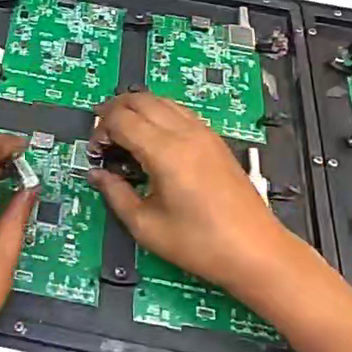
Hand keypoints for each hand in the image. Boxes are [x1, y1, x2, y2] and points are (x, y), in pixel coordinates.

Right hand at [89, 93, 295, 290]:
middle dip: (114, 110)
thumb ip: (115, 194)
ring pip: (161, 100)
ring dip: (137, 108)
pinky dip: (158, 112)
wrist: (255, 251)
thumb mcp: (147, 227)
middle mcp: (185, 133)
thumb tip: (97, 175)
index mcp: (166, 152)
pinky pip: (179, 111)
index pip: (122, 119)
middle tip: (102, 133)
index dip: (101, 130)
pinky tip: (152, 136)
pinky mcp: (214, 140)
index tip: (96, 152)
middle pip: (140, 100)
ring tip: (123, 131)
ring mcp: (203, 133)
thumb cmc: (201, 244)